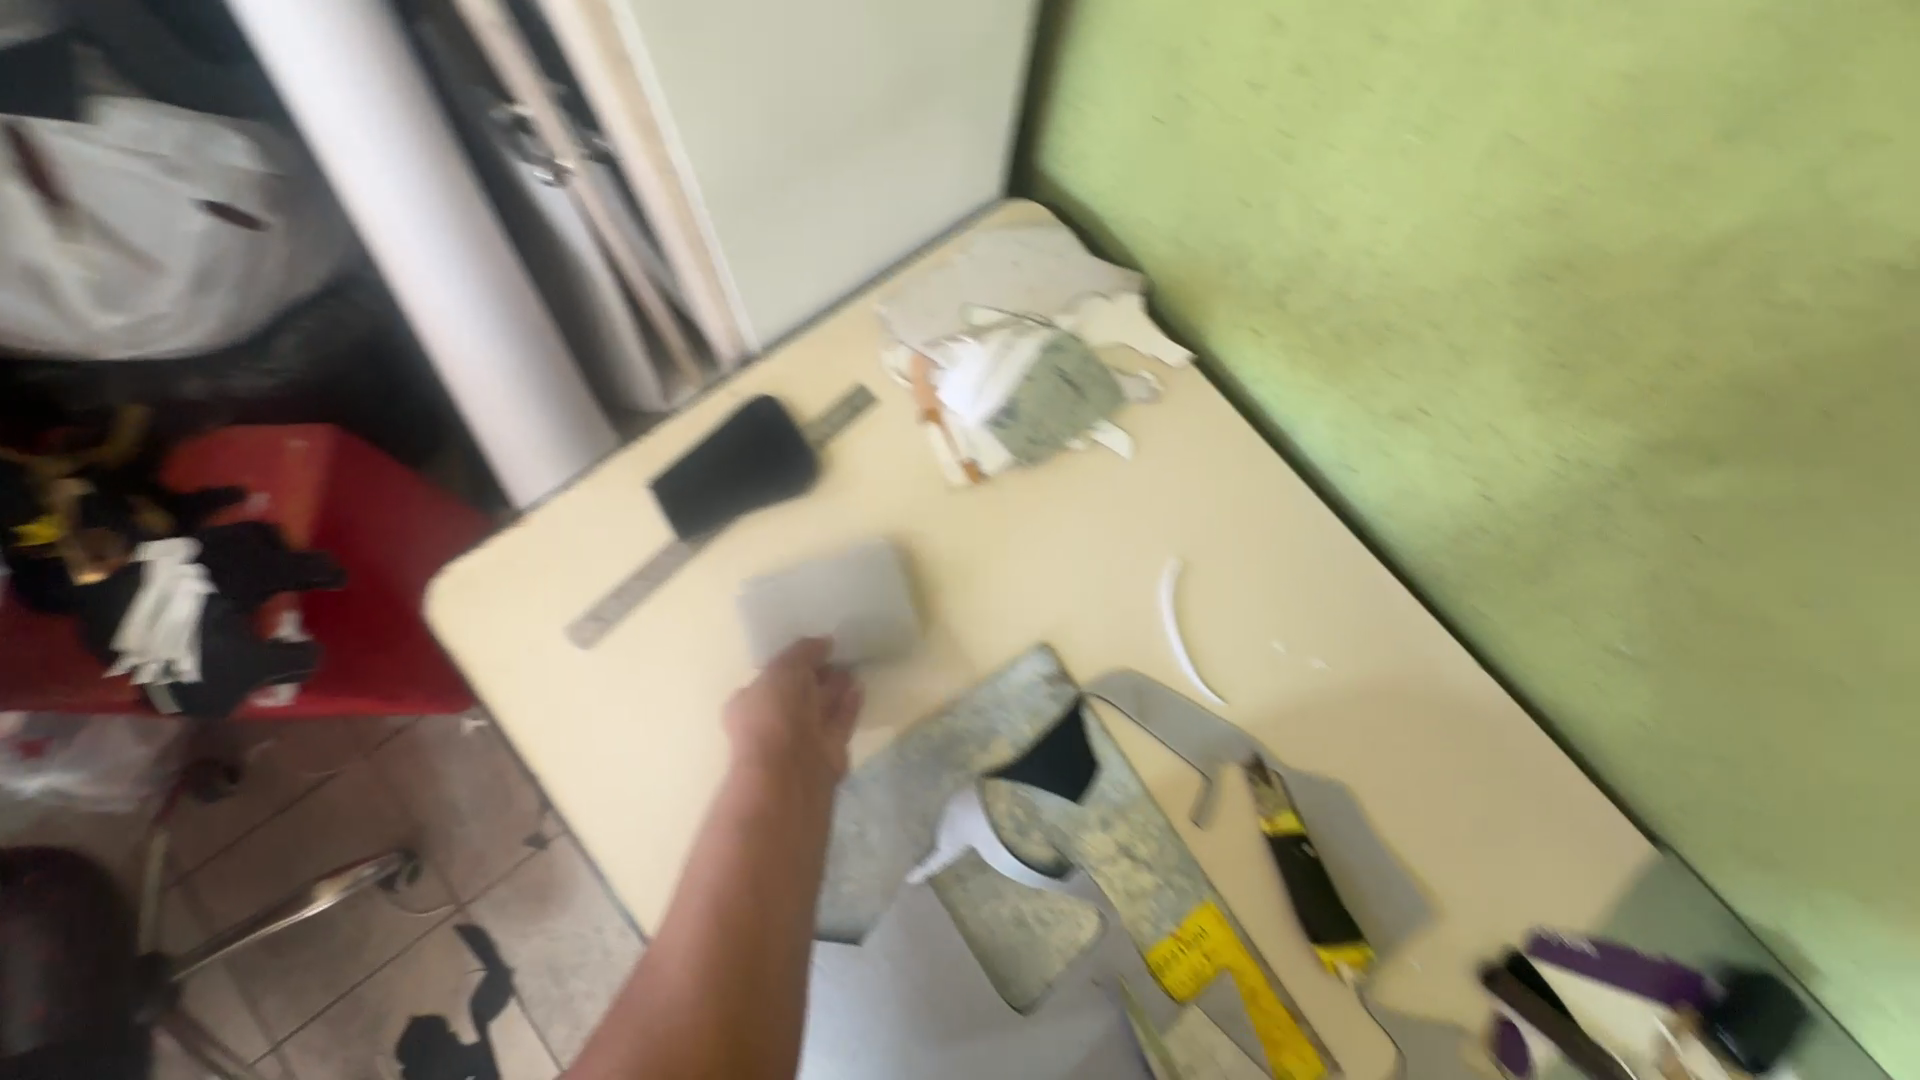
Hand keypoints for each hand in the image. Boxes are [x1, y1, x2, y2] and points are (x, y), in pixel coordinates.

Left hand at [723, 637, 863, 786]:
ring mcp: (800, 738)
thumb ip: (804, 651)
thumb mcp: (784, 668)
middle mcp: (773, 721)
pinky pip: (839, 721)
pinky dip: (849, 705)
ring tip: (853, 666)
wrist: (789, 768)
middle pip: (799, 692)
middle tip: (839, 653)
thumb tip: (824, 642)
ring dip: (836, 688)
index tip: (817, 647)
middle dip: (818, 674)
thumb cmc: (775, 713)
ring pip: (821, 707)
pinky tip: (860, 687)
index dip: (794, 661)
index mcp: (750, 702)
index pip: (773, 676)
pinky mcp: (827, 750)